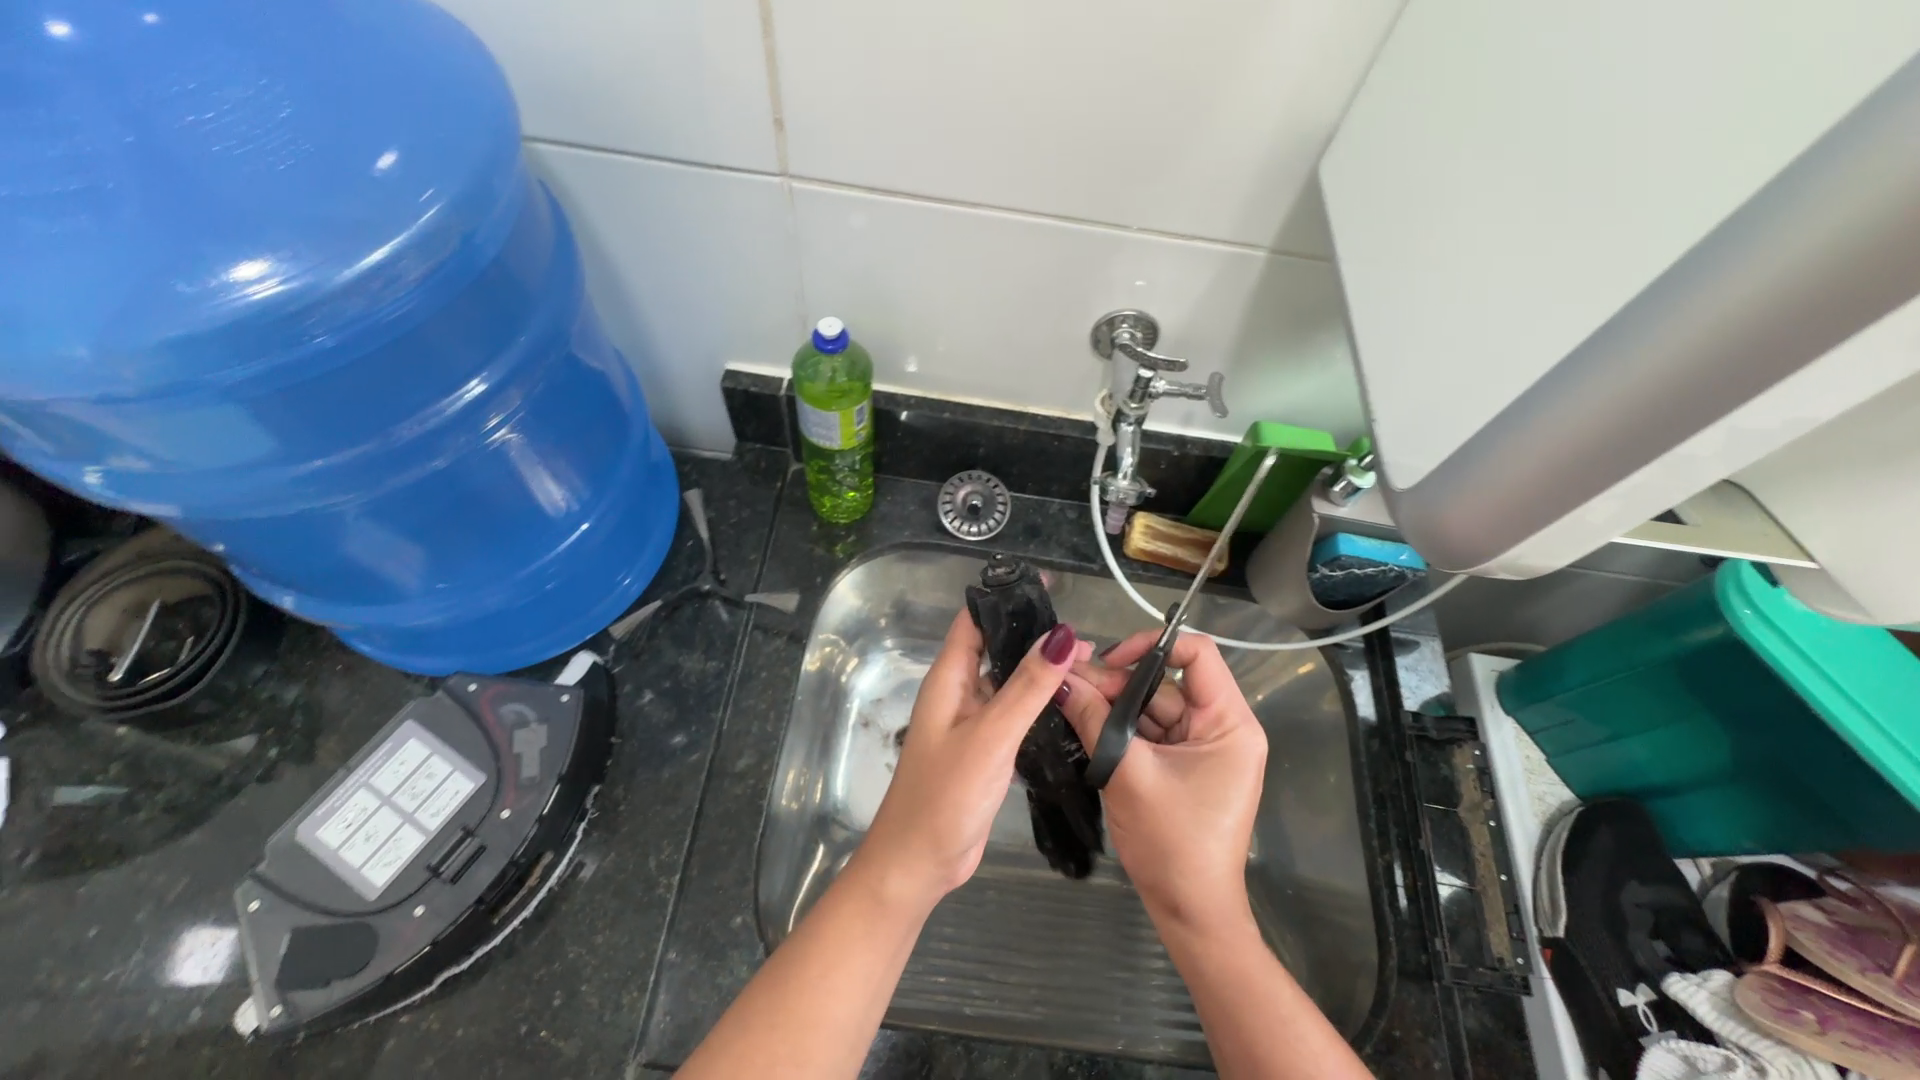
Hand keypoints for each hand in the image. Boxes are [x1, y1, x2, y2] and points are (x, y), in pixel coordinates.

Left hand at [855, 610, 1092, 908]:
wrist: (919, 863)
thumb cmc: (945, 795)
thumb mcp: (991, 736)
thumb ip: (1027, 687)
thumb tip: (1063, 636)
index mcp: (947, 680)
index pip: (973, 621)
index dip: (1005, 599)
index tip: (1051, 589)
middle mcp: (958, 694)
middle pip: (997, 651)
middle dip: (1036, 640)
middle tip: (1090, 641)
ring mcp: (972, 724)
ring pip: (1009, 685)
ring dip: (1041, 674)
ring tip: (1091, 668)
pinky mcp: (985, 751)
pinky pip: (1014, 716)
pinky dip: (1039, 706)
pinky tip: (1070, 707)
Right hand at [1054, 630, 1266, 927]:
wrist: (1188, 912)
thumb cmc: (1172, 842)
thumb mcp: (1127, 774)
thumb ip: (1093, 719)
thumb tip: (1059, 678)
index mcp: (1229, 723)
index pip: (1197, 654)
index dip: (1151, 646)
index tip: (1108, 661)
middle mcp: (1222, 728)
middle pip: (1166, 684)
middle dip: (1118, 683)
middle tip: (1070, 686)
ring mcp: (1202, 749)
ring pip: (1153, 709)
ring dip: (1113, 707)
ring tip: (1070, 703)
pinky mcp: (1183, 768)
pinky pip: (1150, 734)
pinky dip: (1120, 730)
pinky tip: (1085, 724)